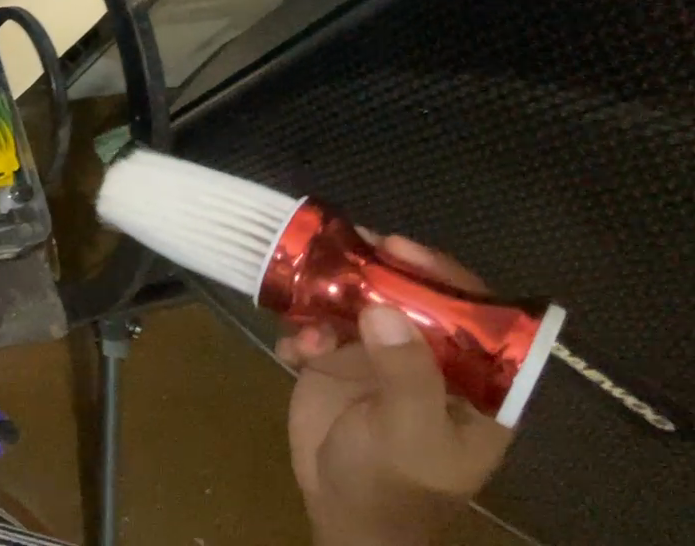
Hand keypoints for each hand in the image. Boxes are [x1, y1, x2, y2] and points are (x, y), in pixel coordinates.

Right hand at [277, 234, 512, 545]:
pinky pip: (315, 325)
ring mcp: (377, 358)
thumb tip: (385, 308)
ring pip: (354, 306)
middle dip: (369, 277)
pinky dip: (298, 329)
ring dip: (324, 303)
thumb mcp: (411, 434)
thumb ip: (406, 374)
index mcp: (471, 380)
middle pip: (405, 299)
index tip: (396, 248)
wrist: (343, 512)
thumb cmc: (395, 482)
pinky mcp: (333, 360)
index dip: (440, 277)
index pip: (470, 315)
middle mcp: (427, 360)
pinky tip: (290, 349)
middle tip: (333, 251)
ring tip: (303, 322)